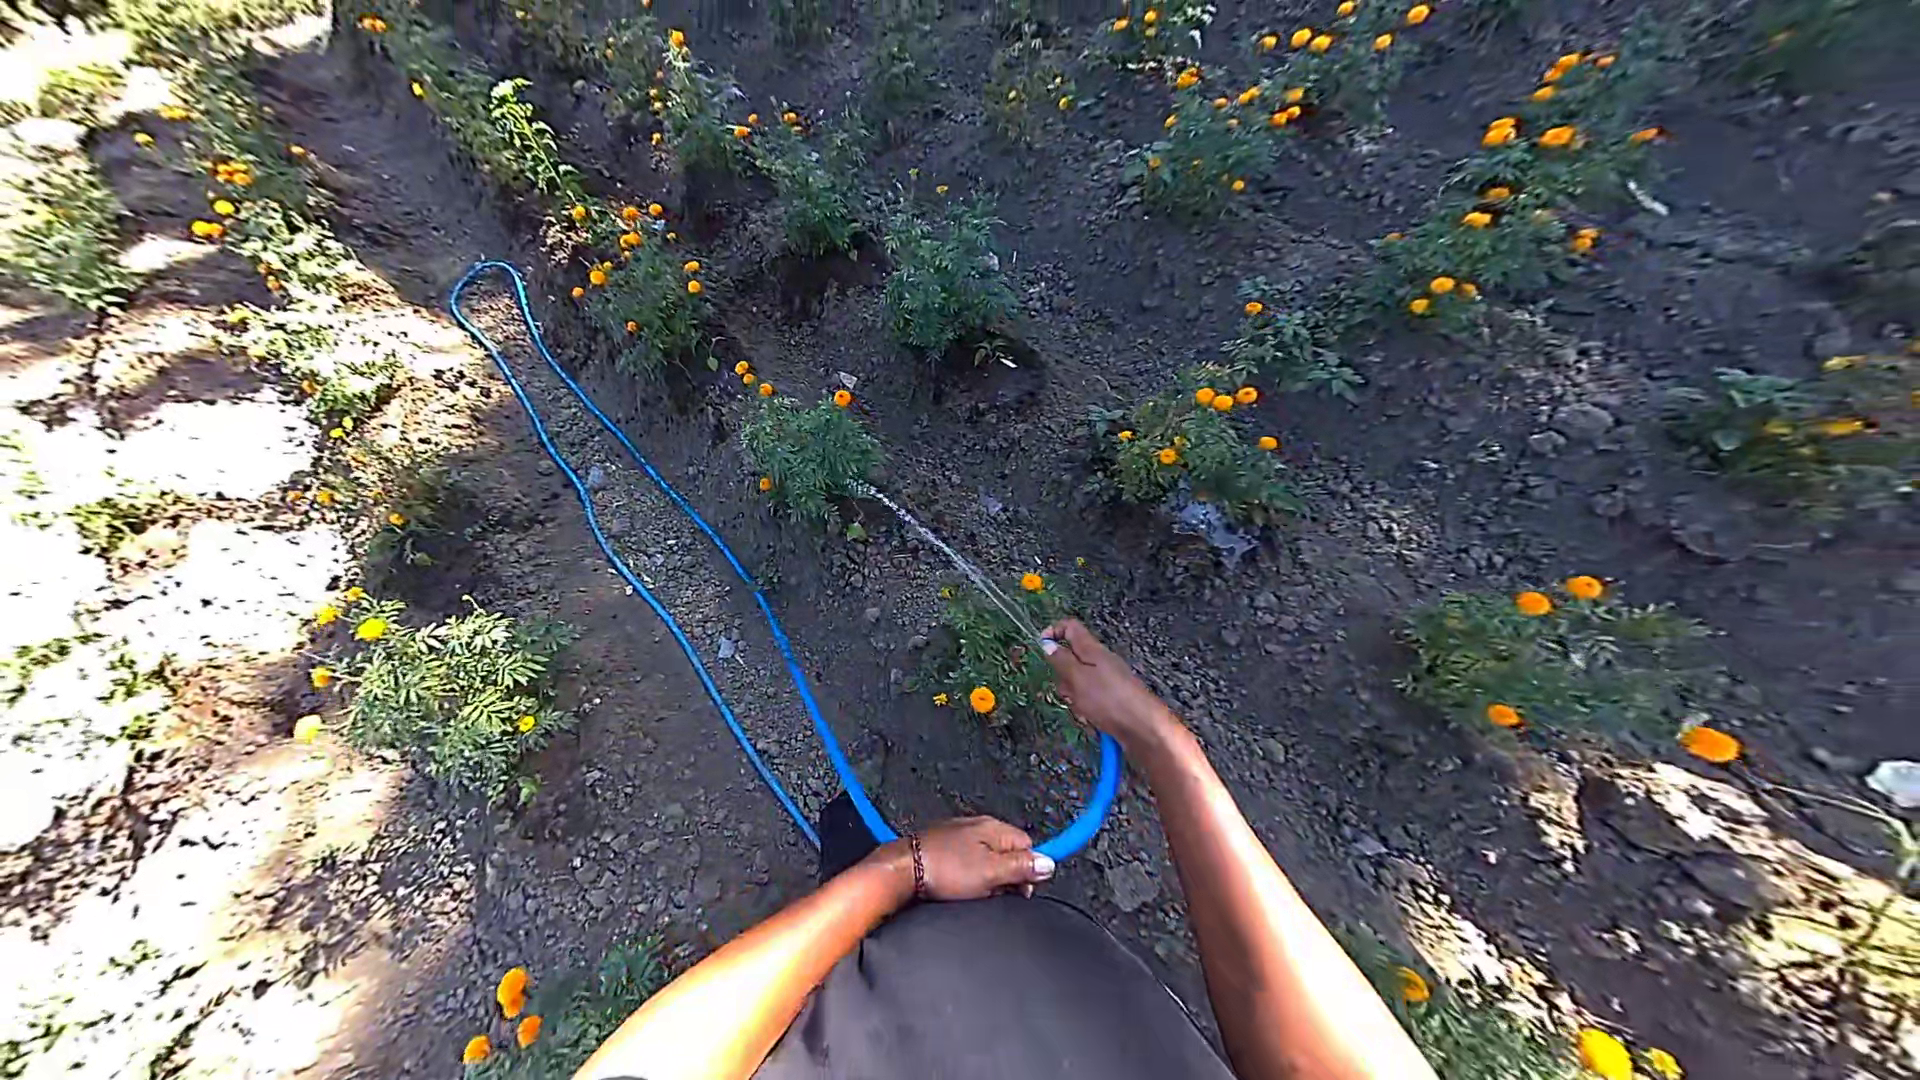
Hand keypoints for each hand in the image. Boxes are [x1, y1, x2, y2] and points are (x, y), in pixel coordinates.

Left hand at [872, 816, 1054, 902]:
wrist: (904, 869)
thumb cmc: (944, 869)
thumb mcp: (990, 873)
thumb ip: (1021, 867)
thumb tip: (1048, 863)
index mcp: (993, 827)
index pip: (1028, 845)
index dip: (1027, 870)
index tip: (1019, 889)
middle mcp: (978, 825)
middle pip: (1008, 853)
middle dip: (1006, 876)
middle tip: (993, 892)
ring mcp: (960, 834)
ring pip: (987, 860)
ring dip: (986, 879)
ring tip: (972, 891)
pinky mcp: (945, 846)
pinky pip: (968, 862)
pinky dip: (968, 876)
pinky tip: (959, 887)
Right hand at [1041, 618, 1181, 752]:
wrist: (1145, 729)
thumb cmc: (1109, 700)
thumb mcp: (1078, 678)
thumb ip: (1061, 660)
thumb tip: (1047, 643)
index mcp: (1092, 650)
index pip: (1070, 627)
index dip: (1054, 632)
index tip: (1041, 647)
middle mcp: (1100, 661)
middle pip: (1071, 659)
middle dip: (1062, 676)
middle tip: (1068, 689)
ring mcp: (1107, 680)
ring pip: (1078, 682)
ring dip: (1074, 696)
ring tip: (1084, 709)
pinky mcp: (1112, 699)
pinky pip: (1089, 699)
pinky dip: (1086, 708)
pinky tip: (1093, 719)